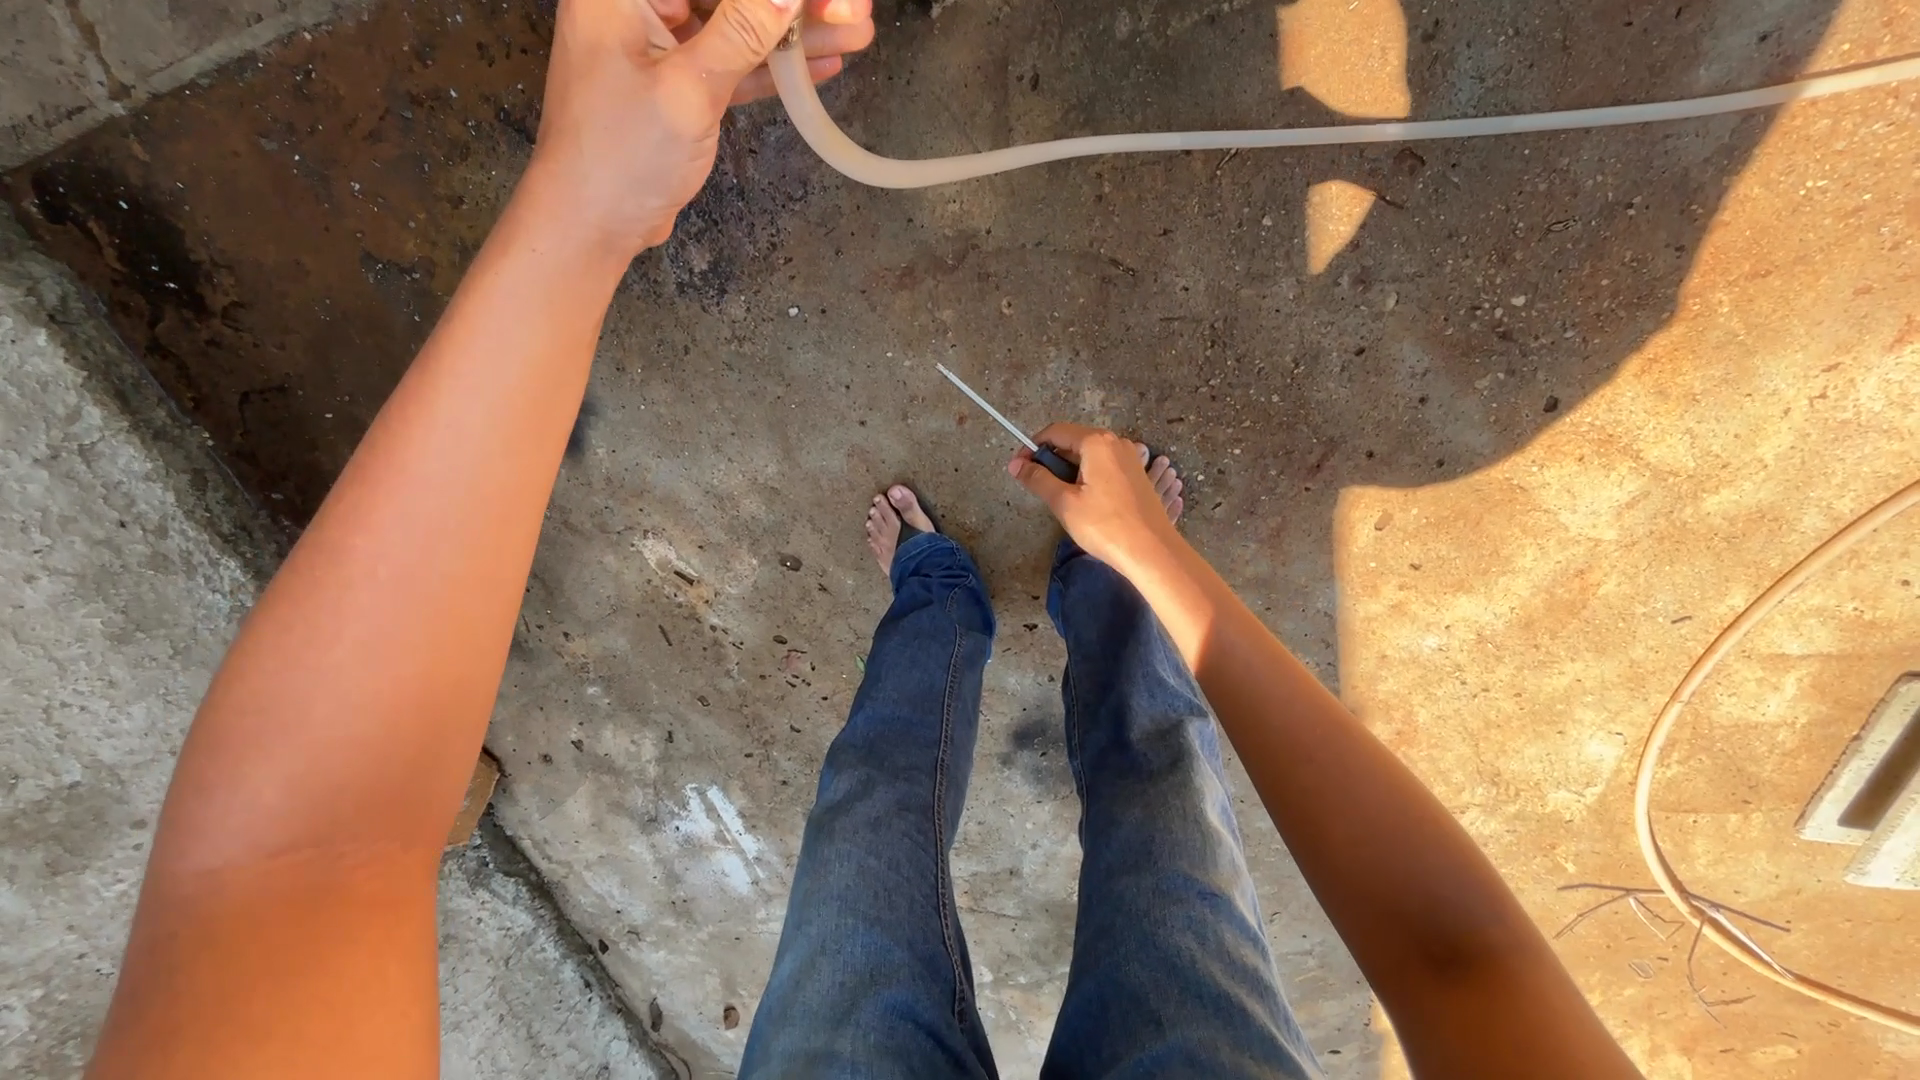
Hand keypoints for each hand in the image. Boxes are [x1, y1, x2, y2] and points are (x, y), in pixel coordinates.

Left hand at [523, 0, 873, 256]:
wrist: (594, 222)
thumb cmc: (622, 154)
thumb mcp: (687, 90)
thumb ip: (739, 33)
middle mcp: (638, 6)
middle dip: (790, 5)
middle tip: (852, 9)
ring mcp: (661, 46)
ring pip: (738, 28)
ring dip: (795, 35)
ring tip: (856, 32)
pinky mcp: (680, 85)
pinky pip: (734, 65)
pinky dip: (774, 68)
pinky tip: (822, 65)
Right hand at [1008, 423, 1181, 571]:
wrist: (1152, 552)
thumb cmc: (1105, 526)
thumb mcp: (1064, 502)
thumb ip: (1037, 479)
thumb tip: (1015, 464)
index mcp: (1097, 442)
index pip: (1055, 432)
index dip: (1032, 448)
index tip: (1019, 468)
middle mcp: (1117, 443)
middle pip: (1074, 442)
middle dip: (1051, 461)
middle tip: (1038, 487)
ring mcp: (1131, 459)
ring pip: (1090, 456)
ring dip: (1069, 471)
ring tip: (1061, 499)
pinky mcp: (1138, 476)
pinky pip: (1105, 467)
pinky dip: (1088, 477)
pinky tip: (1085, 502)